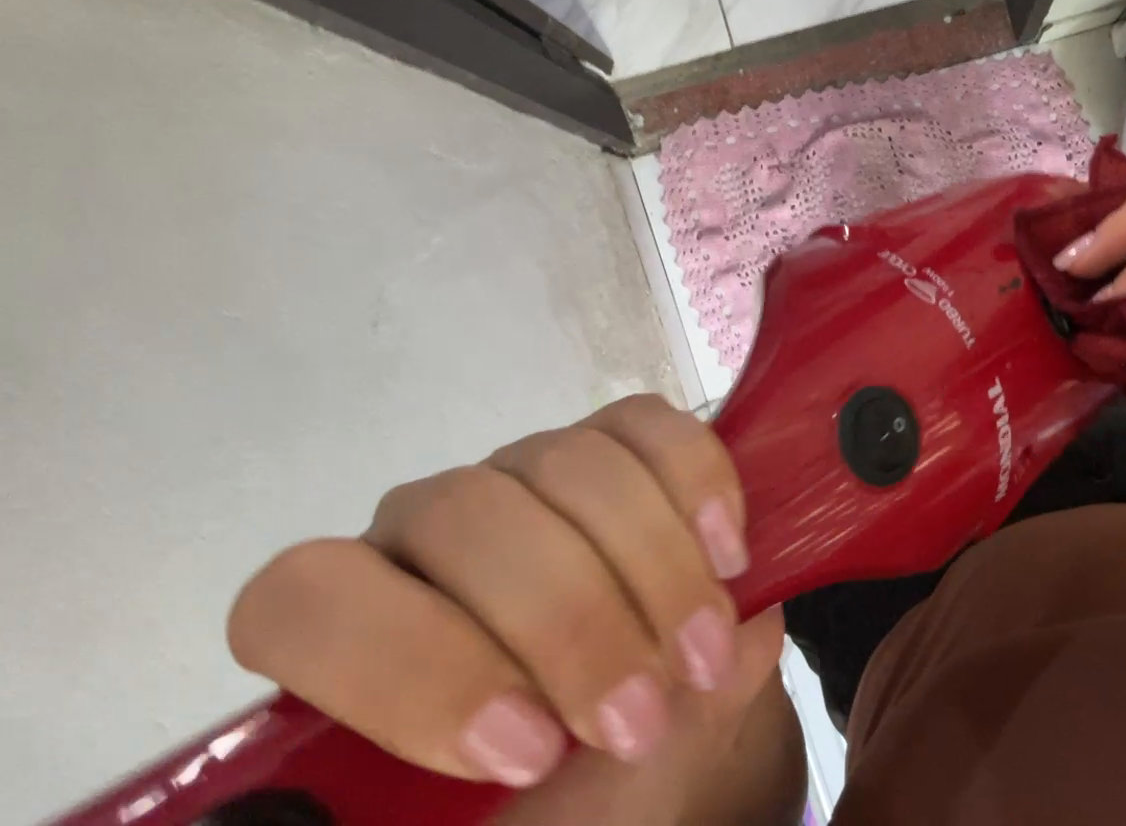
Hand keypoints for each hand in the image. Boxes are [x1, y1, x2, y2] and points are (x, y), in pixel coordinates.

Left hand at [227, 396, 789, 812]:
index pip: (305, 601)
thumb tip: (585, 753)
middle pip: (468, 519)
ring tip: (702, 659)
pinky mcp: (625, 436)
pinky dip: (699, 490)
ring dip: (653, 569)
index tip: (528, 748)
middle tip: (640, 720)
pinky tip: (727, 558)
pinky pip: (655, 430)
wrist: (655, 704)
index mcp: (354, 625)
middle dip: (570, 624)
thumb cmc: (568, 788)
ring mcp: (534, 464)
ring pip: (573, 465)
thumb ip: (531, 806)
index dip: (415, 669)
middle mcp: (432, 523)